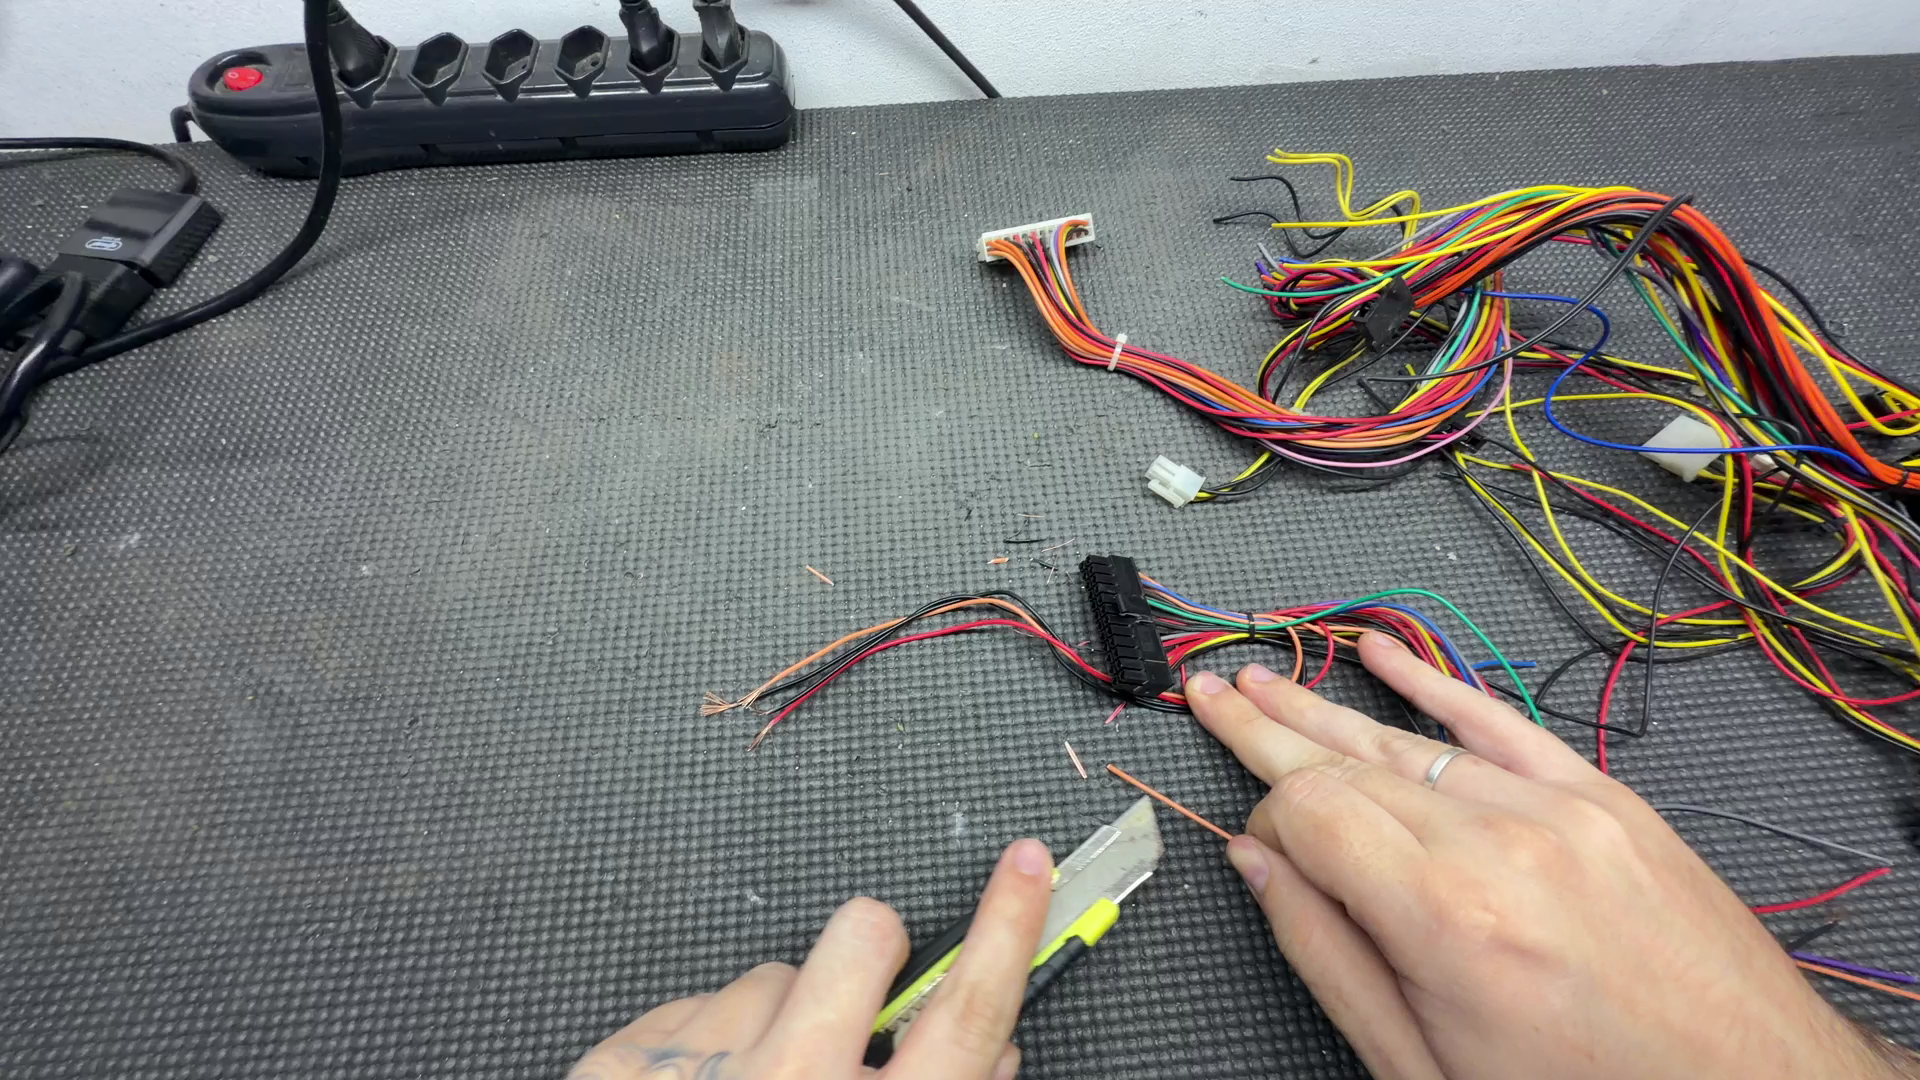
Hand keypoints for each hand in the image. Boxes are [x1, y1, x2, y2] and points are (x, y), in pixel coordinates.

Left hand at [567, 839, 1052, 1079]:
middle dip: (876, 946)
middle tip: (855, 994)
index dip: (1009, 927)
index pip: (966, 1016)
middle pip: (867, 938)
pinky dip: (709, 1048)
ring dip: (778, 1024)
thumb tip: (998, 1049)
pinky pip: (702, 1002)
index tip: (1030, 865)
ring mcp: (698, 1073)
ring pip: (776, 973)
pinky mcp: (627, 1060)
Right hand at [1189, 632, 1916, 1079]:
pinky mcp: (1602, 800)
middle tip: (1209, 691)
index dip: (1268, 823)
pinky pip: (1497, 720)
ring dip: (1319, 708)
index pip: (1308, 811)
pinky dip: (1431, 681)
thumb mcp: (1417, 1064)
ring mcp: (1556, 809)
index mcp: (1445, 913)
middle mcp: (1498, 841)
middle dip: (1261, 725)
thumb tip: (1252, 858)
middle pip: (1341, 757)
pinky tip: (1378, 651)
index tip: (1261, 849)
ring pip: (1400, 738)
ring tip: (1260, 682)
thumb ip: (1321, 949)